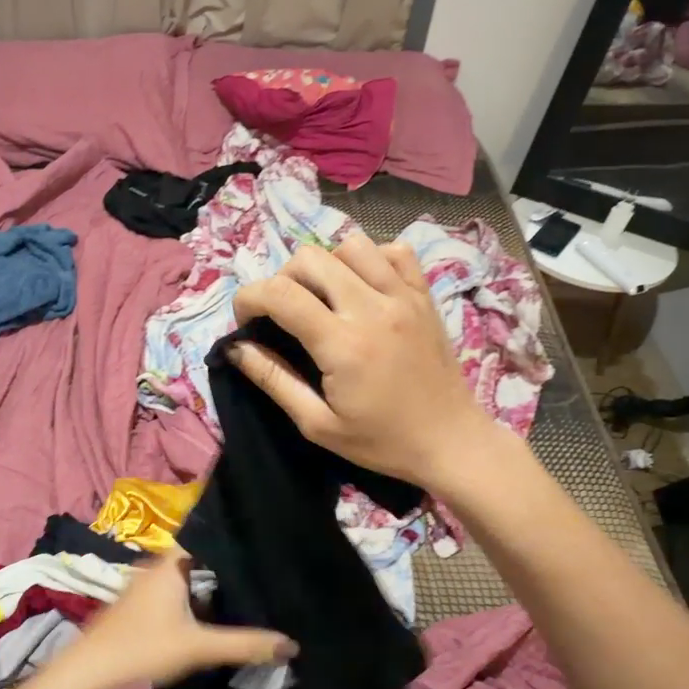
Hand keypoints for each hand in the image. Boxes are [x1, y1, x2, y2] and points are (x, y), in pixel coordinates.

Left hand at [20, 552, 294, 688]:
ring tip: (249, 592)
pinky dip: (196, 599)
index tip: (265, 542)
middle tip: (266, 571)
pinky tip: (215, 615)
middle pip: (201, 558)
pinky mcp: (140, 605)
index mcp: (171, 562)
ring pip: (188, 577)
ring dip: (211, 585)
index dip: (235, 538)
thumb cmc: (142, 648)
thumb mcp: (199, 648)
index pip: (208, 535)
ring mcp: (145, 585)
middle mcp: (157, 565)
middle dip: (229, 566)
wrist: (88, 671)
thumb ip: (245, 644)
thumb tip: (292, 644)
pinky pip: (176, 592)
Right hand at [229, 233, 500, 491]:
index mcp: (343, 345)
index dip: (249, 299)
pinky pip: (394, 251)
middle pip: (310, 258)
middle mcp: (373, 309)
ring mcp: (404, 297)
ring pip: (350, 246)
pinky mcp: (424, 295)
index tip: (245, 322)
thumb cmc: (381, 442)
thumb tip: (237, 348)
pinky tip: (363, 288)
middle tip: (283, 314)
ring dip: (325, 265)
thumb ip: (274, 381)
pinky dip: (370, 260)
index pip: (280, 294)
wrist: (450, 442)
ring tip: (323, 298)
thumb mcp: (318, 425)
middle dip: (281, 280)